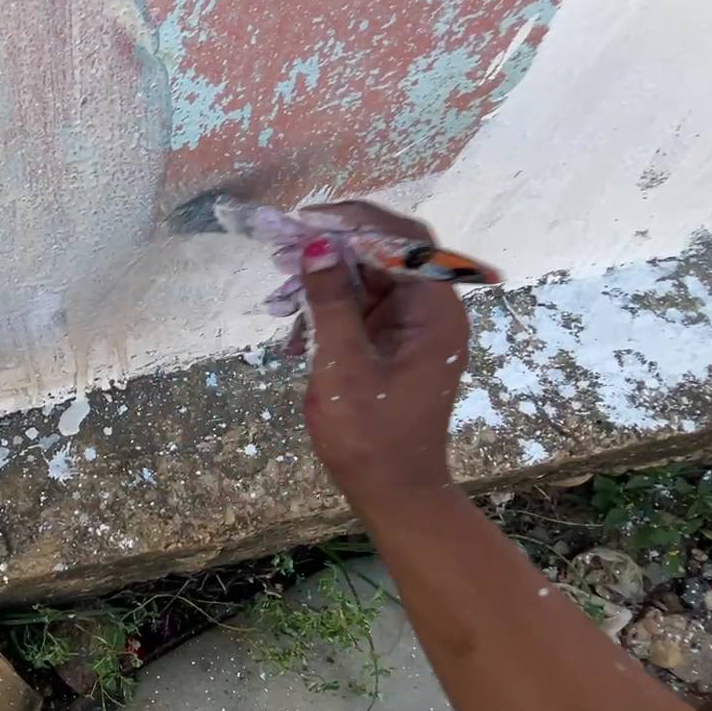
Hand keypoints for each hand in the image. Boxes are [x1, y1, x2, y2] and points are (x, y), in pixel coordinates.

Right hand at [297, 201, 471, 516]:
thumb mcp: (341, 364)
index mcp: (433, 312)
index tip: (305, 221)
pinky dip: (325, 312)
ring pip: (365, 283)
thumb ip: (330, 302)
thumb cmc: (368, 433)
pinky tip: (293, 333)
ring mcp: (410, 330)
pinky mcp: (391, 346)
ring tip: (278, 297)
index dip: (355, 222)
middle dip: (330, 251)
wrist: (390, 489)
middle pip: (383, 256)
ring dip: (321, 284)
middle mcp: (429, 312)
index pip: (403, 241)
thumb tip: (315, 247)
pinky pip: (358, 311)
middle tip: (280, 254)